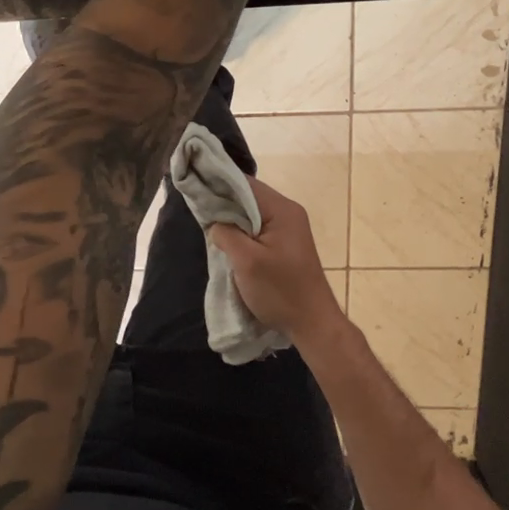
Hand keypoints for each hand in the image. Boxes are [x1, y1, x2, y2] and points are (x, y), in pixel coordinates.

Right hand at [209, 177, 345, 342]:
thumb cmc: (281, 292)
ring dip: (232, 218)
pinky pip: (258, 227)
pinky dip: (241, 230)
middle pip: (248, 196)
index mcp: (282, 210)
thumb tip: (214, 223)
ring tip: (208, 224)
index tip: (195, 188)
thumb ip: (226, 234)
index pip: (245, 183)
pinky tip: (226, 239)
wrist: (313, 326)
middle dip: (223, 202)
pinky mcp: (285, 243)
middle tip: (198, 209)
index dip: (218, 184)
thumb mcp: (247, 262)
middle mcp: (288, 212)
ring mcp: (288, 228)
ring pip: (251, 212)